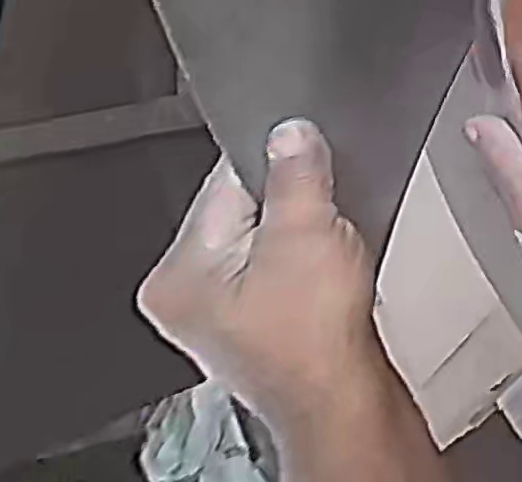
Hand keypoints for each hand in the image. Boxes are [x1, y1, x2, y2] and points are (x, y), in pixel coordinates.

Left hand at [138, 119, 381, 443]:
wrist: (340, 390)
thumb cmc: (314, 334)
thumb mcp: (308, 232)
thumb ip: (296, 173)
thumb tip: (289, 132)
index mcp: (180, 270)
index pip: (224, 178)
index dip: (277, 160)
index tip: (310, 158)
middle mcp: (187, 287)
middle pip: (245, 201)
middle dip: (292, 195)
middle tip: (321, 215)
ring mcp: (219, 300)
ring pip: (265, 225)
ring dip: (302, 219)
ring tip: (324, 243)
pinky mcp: (251, 306)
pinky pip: (275, 250)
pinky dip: (305, 243)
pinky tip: (324, 259)